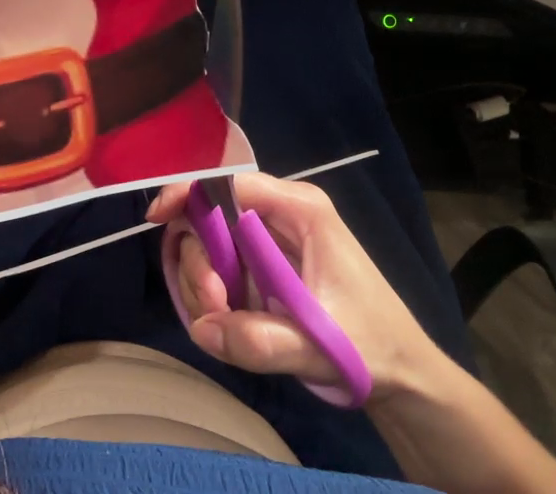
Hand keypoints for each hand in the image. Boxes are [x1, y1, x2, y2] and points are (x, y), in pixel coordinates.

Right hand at [147, 173, 442, 403]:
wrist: (399, 372)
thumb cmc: (372, 345)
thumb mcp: (322, 344)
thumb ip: (265, 340)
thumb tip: (205, 329)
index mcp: (299, 210)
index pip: (228, 182)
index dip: (187, 192)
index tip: (156, 219)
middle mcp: (276, 216)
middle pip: (207, 218)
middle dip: (199, 264)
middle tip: (216, 310)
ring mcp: (264, 243)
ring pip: (205, 247)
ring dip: (202, 287)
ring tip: (228, 328)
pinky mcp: (258, 269)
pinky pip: (215, 271)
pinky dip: (209, 300)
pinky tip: (230, 328)